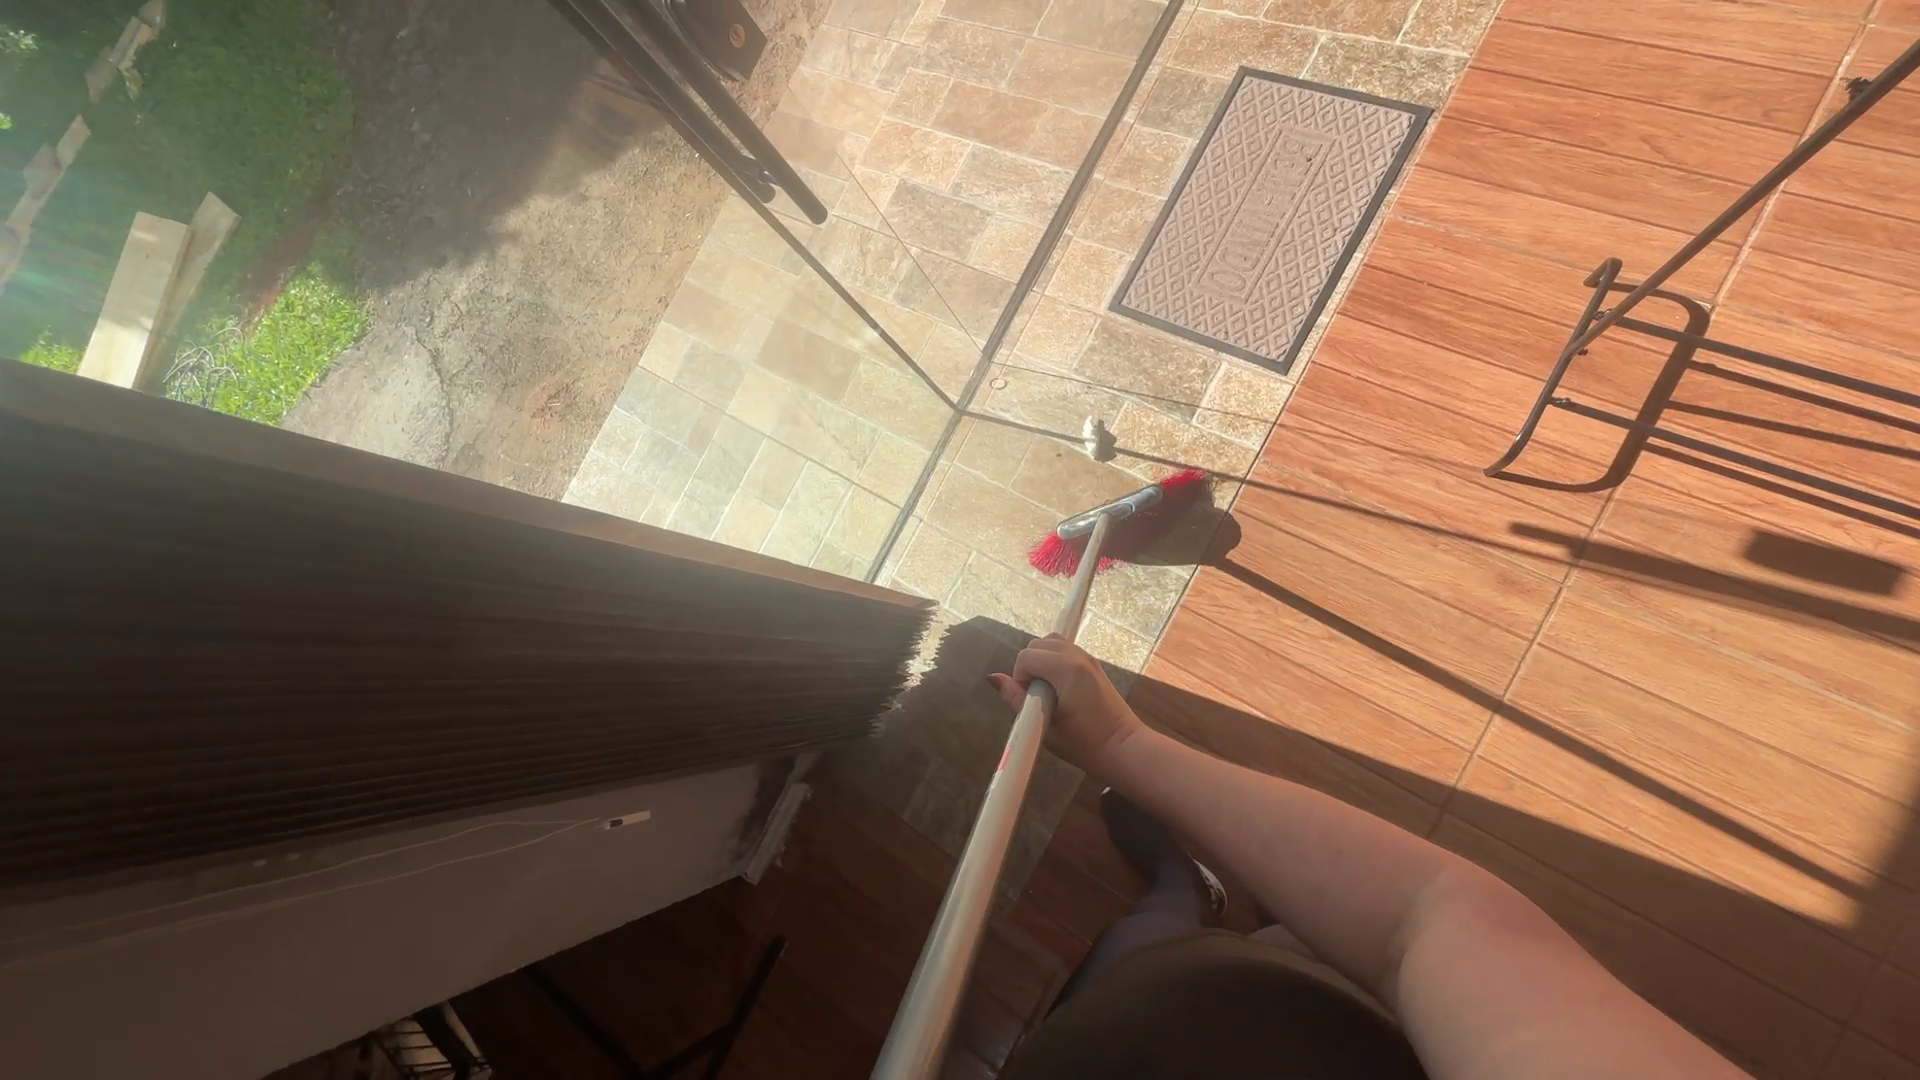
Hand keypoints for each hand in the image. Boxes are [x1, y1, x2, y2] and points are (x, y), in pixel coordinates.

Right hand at [987, 636, 1147, 776]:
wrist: (1123, 747)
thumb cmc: (1084, 744)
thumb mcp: (1044, 726)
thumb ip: (1017, 700)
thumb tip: (993, 678)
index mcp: (1066, 670)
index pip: (1026, 657)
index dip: (1020, 678)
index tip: (1031, 702)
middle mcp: (1077, 656)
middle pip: (1037, 645)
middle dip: (1029, 667)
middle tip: (1037, 698)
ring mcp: (1087, 657)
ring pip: (1051, 643)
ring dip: (1042, 661)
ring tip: (1047, 690)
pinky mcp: (1093, 663)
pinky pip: (1065, 649)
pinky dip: (1054, 661)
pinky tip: (1060, 687)